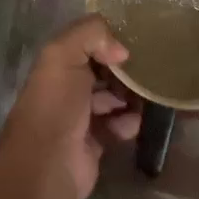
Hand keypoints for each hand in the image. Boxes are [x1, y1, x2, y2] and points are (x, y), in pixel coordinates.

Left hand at [0, 15, 141, 198]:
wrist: (48, 163)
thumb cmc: (55, 103)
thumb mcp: (64, 55)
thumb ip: (91, 35)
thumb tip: (120, 50)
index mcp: (57, 63)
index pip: (86, 43)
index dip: (109, 39)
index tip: (137, 38)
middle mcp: (68, 86)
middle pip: (103, 71)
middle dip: (124, 69)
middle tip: (150, 67)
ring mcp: (82, 115)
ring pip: (113, 98)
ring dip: (130, 95)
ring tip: (149, 93)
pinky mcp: (96, 140)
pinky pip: (119, 125)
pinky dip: (129, 122)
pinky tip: (135, 120)